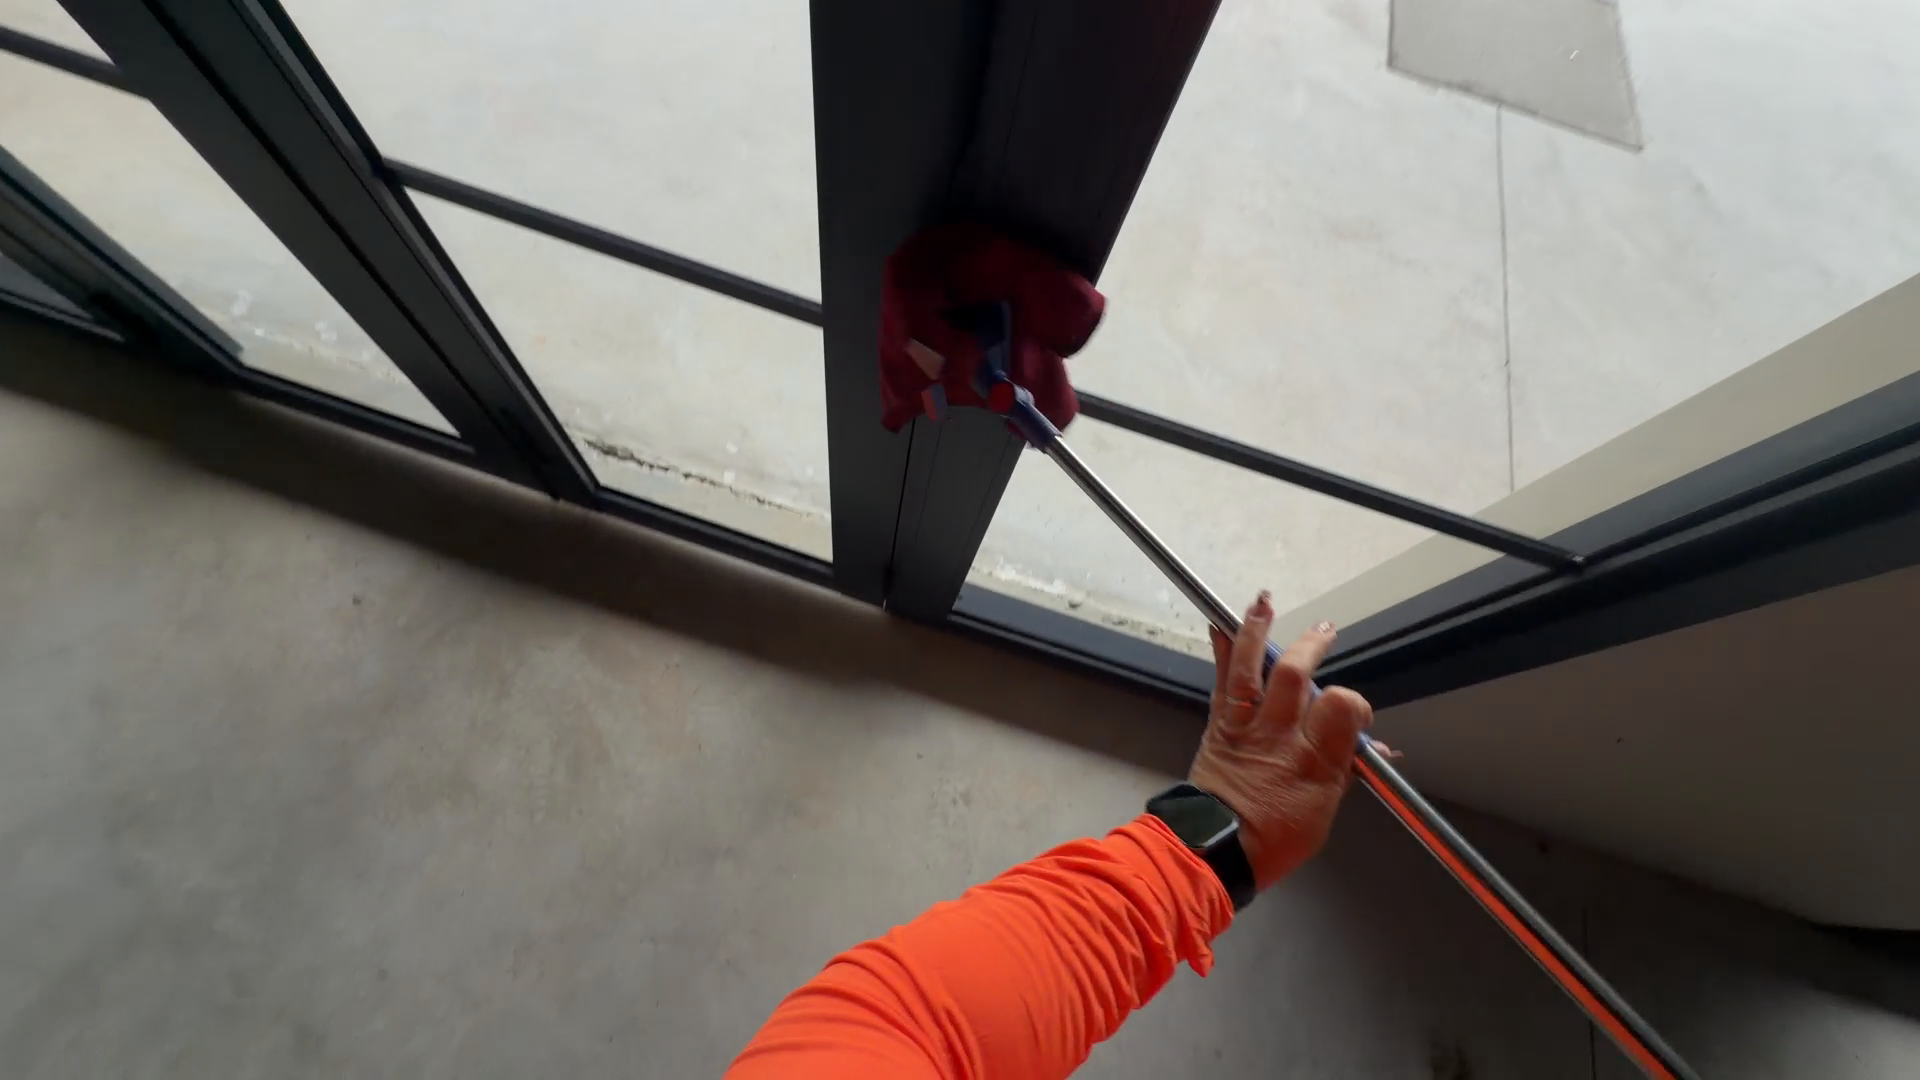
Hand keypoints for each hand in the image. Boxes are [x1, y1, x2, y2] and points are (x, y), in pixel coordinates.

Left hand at [1189, 591, 1374, 891]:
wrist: (1217, 844)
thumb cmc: (1278, 833)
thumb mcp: (1327, 807)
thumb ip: (1347, 765)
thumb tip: (1376, 745)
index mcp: (1312, 760)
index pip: (1341, 708)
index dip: (1354, 702)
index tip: (1358, 708)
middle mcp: (1276, 734)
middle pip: (1296, 678)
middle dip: (1312, 647)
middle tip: (1326, 628)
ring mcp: (1243, 724)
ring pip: (1251, 669)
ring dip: (1257, 631)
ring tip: (1263, 601)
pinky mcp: (1219, 722)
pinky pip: (1223, 680)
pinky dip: (1223, 650)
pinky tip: (1220, 625)